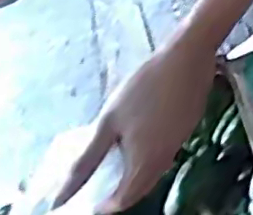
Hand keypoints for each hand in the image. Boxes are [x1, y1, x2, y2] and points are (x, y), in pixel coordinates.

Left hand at [56, 36, 216, 211]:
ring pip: (159, 166)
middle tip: (103, 179)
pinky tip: (147, 130)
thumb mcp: (108, 122)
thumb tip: (59, 200)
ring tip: (122, 152)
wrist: (190, 52)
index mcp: (145, 161)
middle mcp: (168, 154)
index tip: (89, 198)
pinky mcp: (193, 119)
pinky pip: (171, 146)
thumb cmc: (145, 86)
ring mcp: (184, 135)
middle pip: (144, 186)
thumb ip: (85, 162)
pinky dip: (155, 151)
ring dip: (139, 170)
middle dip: (122, 190)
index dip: (104, 205)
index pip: (124, 200)